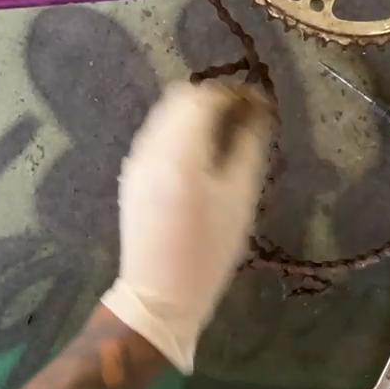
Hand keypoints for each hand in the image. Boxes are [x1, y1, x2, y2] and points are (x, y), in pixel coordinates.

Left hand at [101, 80, 272, 372]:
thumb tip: (258, 112)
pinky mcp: (131, 173)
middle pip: (181, 97)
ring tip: (224, 133)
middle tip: (243, 115)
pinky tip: (199, 153)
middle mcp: (152, 149)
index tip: (258, 103)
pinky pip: (156, 133)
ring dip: (195, 112)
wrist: (158, 295)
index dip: (235, 93)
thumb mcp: (239, 201)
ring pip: (166, 113)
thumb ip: (249, 148)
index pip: (206, 98)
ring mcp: (136, 160)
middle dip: (214, 98)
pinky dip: (179, 129)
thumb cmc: (208, 254)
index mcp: (182, 156)